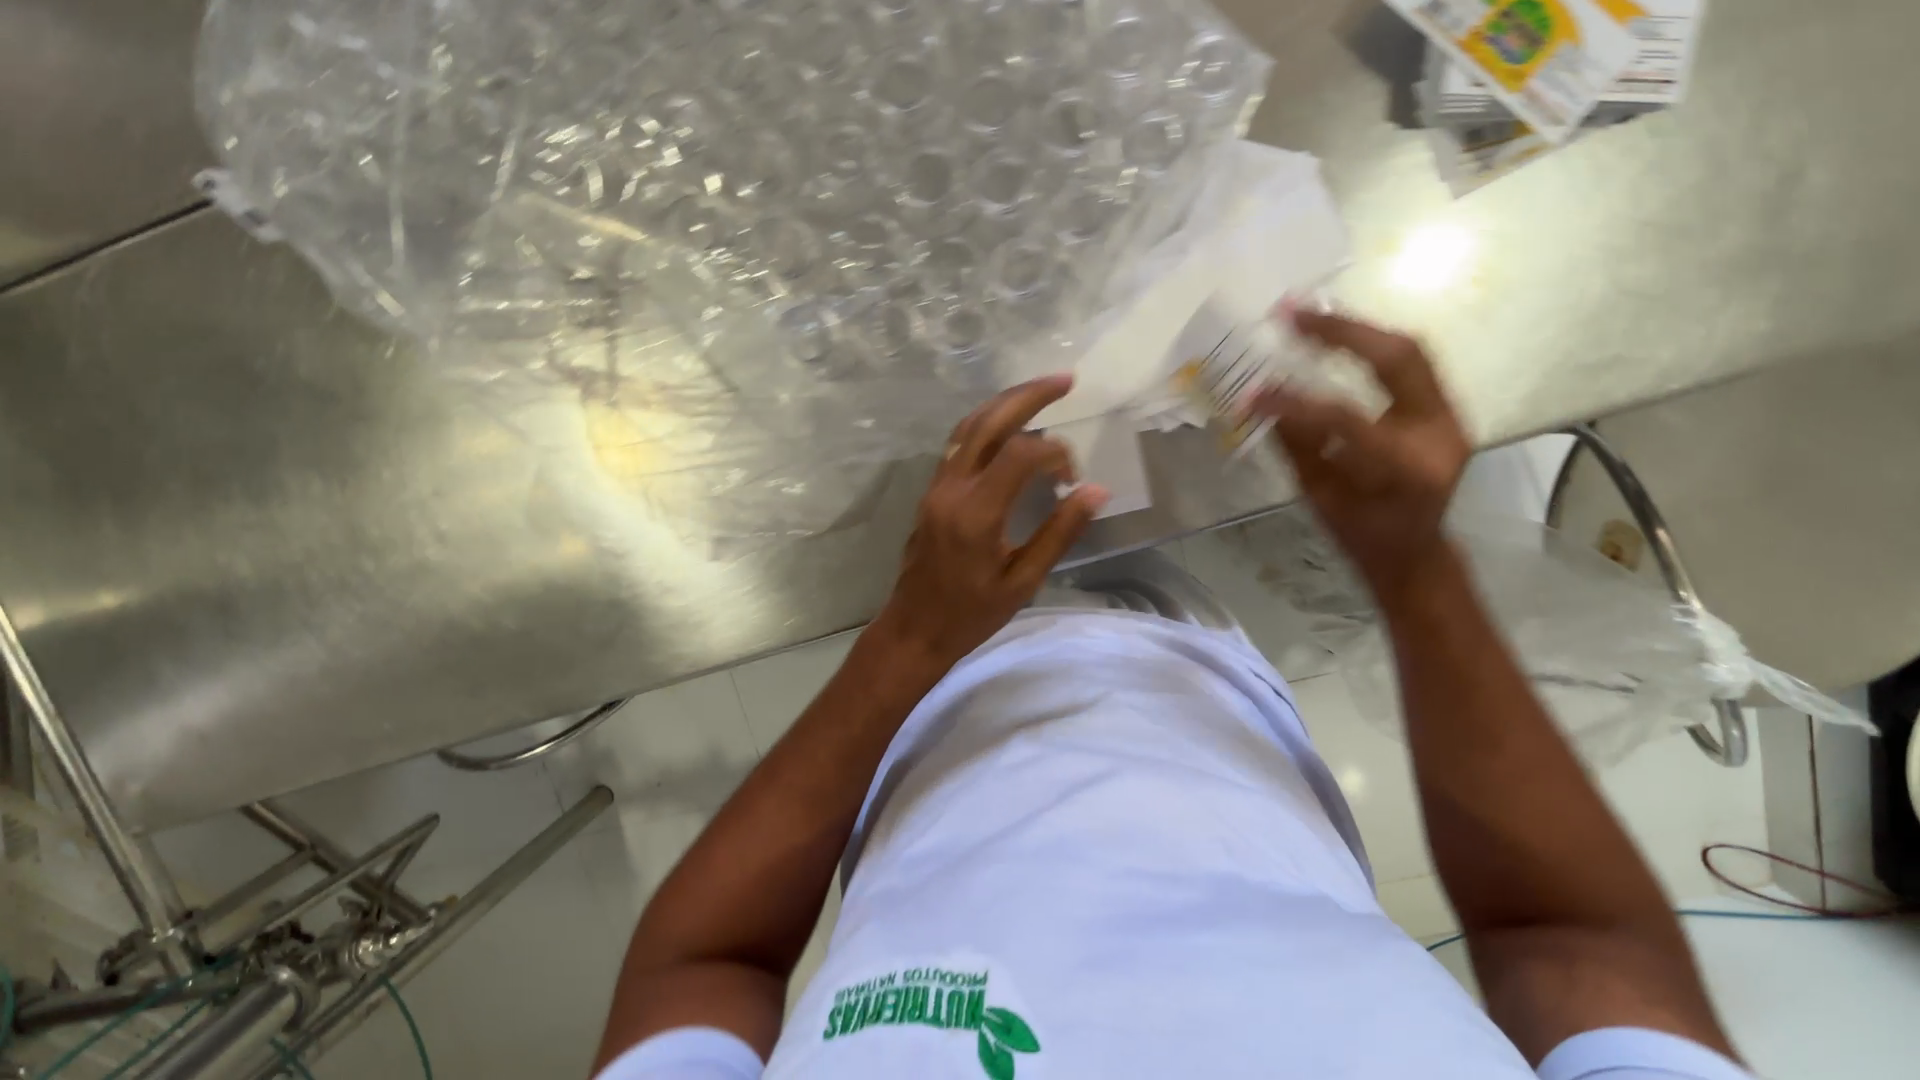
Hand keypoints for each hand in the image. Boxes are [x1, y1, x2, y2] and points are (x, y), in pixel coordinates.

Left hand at [872, 375, 1109, 665]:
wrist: (914, 628)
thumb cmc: (971, 614)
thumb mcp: (1023, 581)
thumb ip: (1059, 533)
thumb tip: (1096, 491)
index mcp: (976, 514)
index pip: (1019, 454)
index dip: (1054, 452)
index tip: (1073, 476)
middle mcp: (952, 489)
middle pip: (989, 423)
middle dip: (1028, 395)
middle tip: (1066, 379)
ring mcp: (936, 487)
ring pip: (968, 427)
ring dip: (1005, 404)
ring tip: (1040, 391)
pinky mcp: (932, 492)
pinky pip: (958, 444)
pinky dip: (986, 425)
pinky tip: (1008, 426)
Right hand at [1250, 307, 1470, 599]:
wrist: (1414, 550)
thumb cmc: (1362, 534)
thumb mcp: (1321, 499)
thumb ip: (1298, 447)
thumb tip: (1264, 403)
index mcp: (1406, 468)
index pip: (1348, 418)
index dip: (1296, 401)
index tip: (1253, 392)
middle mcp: (1440, 432)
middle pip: (1399, 359)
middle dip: (1341, 331)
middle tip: (1289, 315)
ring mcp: (1451, 415)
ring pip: (1410, 350)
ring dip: (1357, 328)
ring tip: (1308, 314)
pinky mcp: (1445, 405)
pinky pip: (1410, 361)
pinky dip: (1370, 342)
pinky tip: (1335, 331)